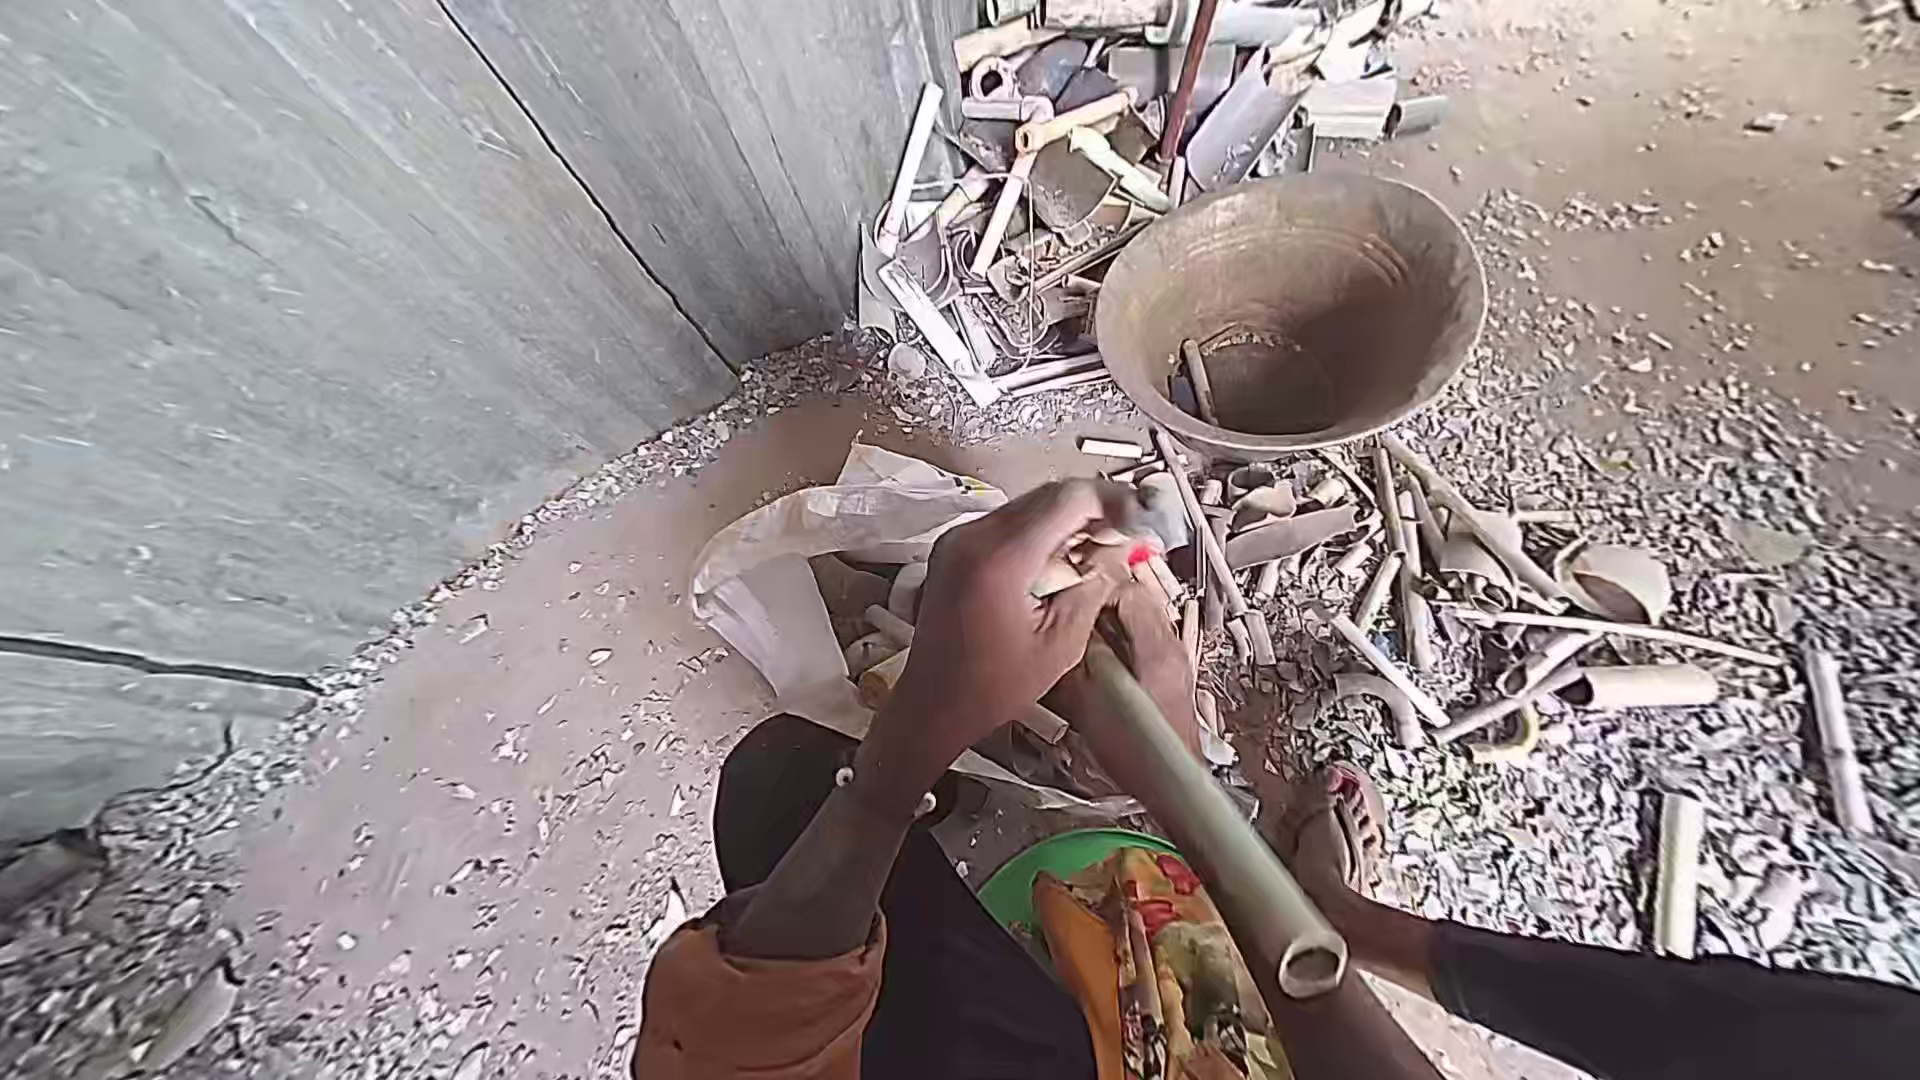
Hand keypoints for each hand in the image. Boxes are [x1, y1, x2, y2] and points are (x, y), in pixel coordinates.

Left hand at [852, 479, 1129, 813]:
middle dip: (1096, 509)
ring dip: (1069, 519)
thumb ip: (1094, 586)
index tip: (1139, 517)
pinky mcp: (955, 547)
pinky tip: (1063, 557)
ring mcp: (959, 539)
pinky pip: (1009, 522)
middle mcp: (972, 538)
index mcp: (999, 559)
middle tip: (1127, 533)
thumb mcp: (1059, 645)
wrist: (933, 703)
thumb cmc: (988, 688)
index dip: (1114, 502)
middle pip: (1049, 494)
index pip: (1069, 499)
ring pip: (1030, 504)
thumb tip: (1120, 547)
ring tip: (1100, 549)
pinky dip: (1042, 531)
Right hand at [1053, 579, 1200, 794]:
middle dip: (1101, 600)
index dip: (1095, 587)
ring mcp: (1175, 658)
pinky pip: (1144, 636)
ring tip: (1083, 626)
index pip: (1127, 590)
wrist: (1175, 786)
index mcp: (1157, 648)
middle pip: (1136, 598)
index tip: (1072, 595)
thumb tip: (1068, 624)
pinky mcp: (1171, 672)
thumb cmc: (1140, 754)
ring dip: (1110, 616)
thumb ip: (1078, 656)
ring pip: (1140, 616)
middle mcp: (1172, 647)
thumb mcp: (1092, 702)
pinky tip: (1102, 648)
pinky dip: (1122, 633)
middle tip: (1072, 608)